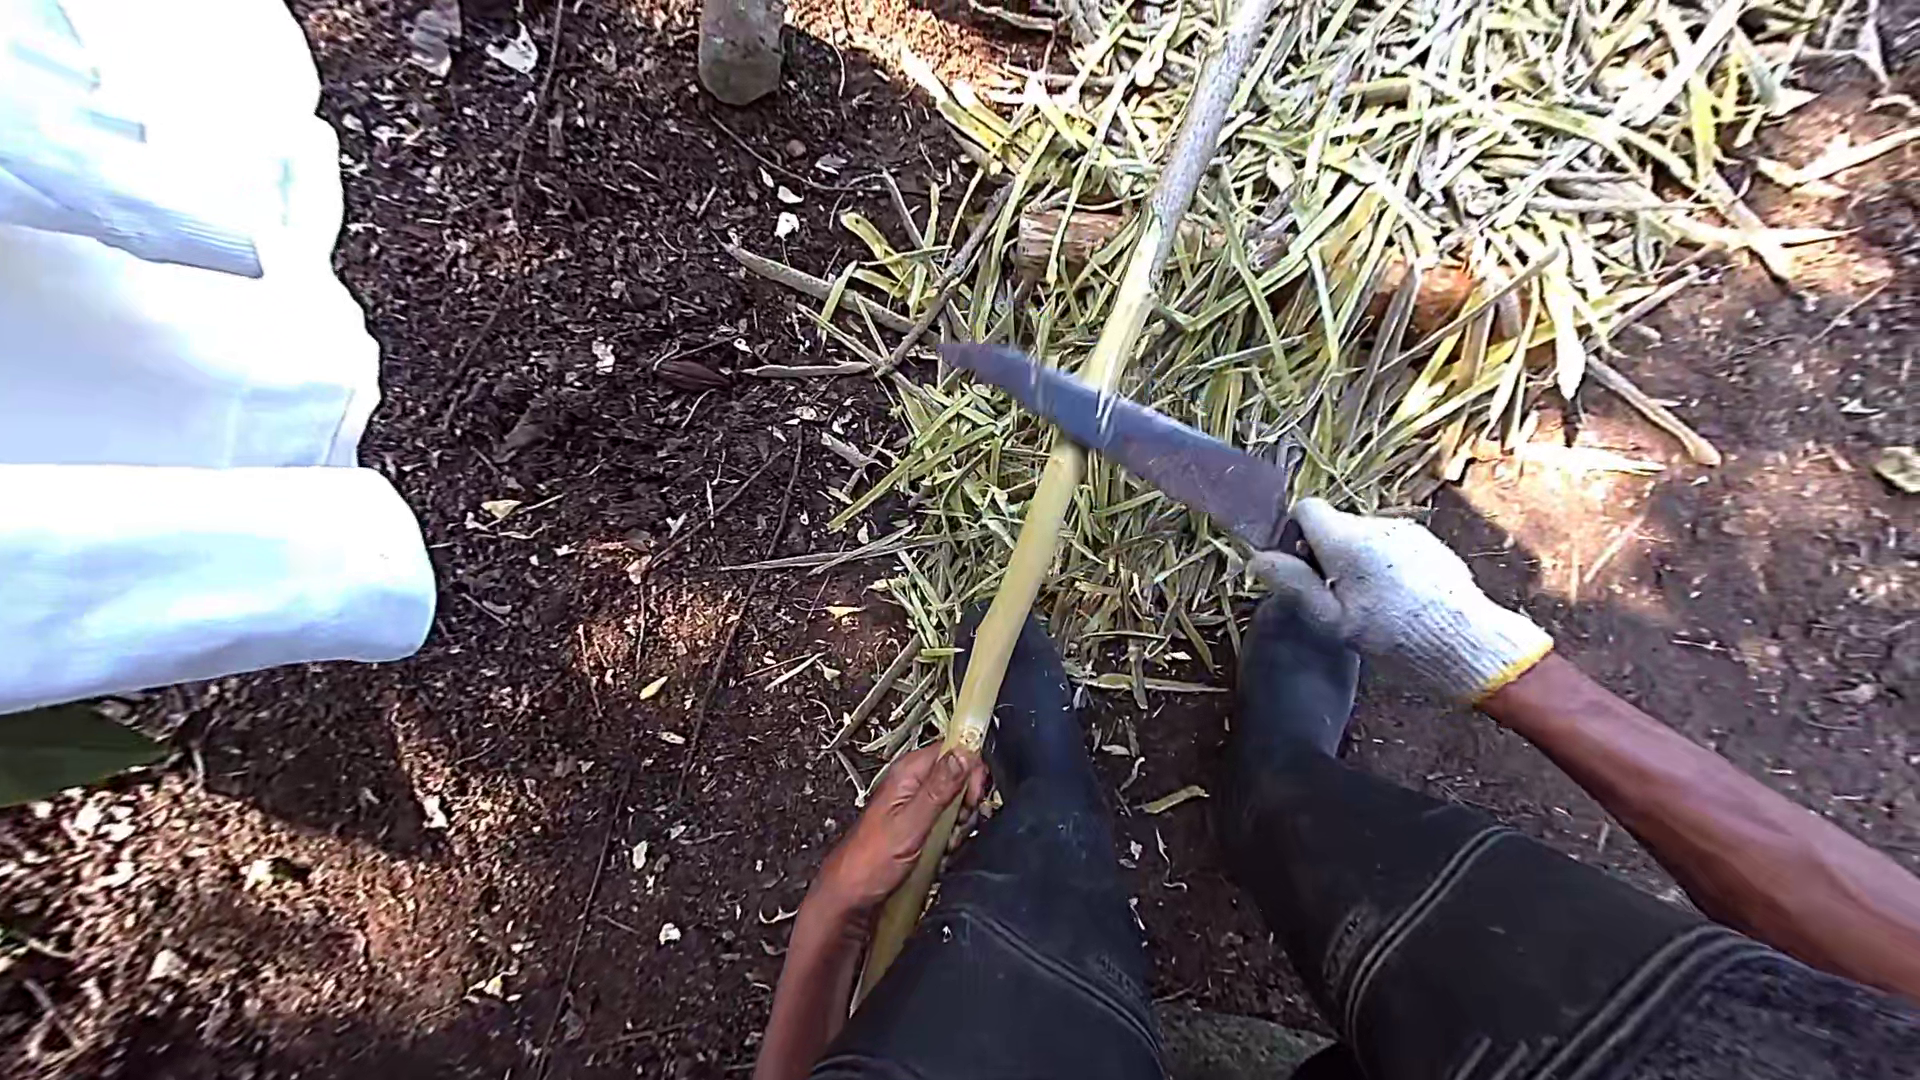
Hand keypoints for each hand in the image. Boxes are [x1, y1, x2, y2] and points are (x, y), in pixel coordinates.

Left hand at [808, 744, 988, 928]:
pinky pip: (950, 824)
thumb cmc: (867, 863)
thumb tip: (965, 753)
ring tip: (945, 843)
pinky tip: (941, 852)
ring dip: (960, 826)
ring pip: (958, 803)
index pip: (955, 748)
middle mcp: (914, 783)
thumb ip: (940, 787)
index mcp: (909, 772)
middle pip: (960, 777)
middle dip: (967, 804)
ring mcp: (918, 806)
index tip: (972, 796)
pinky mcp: (922, 827)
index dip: (971, 769)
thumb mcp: (910, 823)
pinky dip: (951, 839)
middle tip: (956, 824)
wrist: (850, 900)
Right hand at [1250, 497, 1552, 702]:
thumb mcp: (1330, 617)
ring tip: (1366, 600)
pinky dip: (1379, 563)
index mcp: (1347, 540)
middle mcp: (1376, 525)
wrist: (1469, 645)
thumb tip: (1258, 557)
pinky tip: (1391, 597)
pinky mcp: (1427, 543)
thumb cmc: (1392, 635)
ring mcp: (1406, 532)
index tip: (1300, 565)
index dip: (1294, 532)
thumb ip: (1292, 582)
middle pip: (1332, 524)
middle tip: (1332, 594)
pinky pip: (1386, 544)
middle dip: (1323, 551)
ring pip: (1359, 535)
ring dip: (1352, 559)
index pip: (1306, 508)